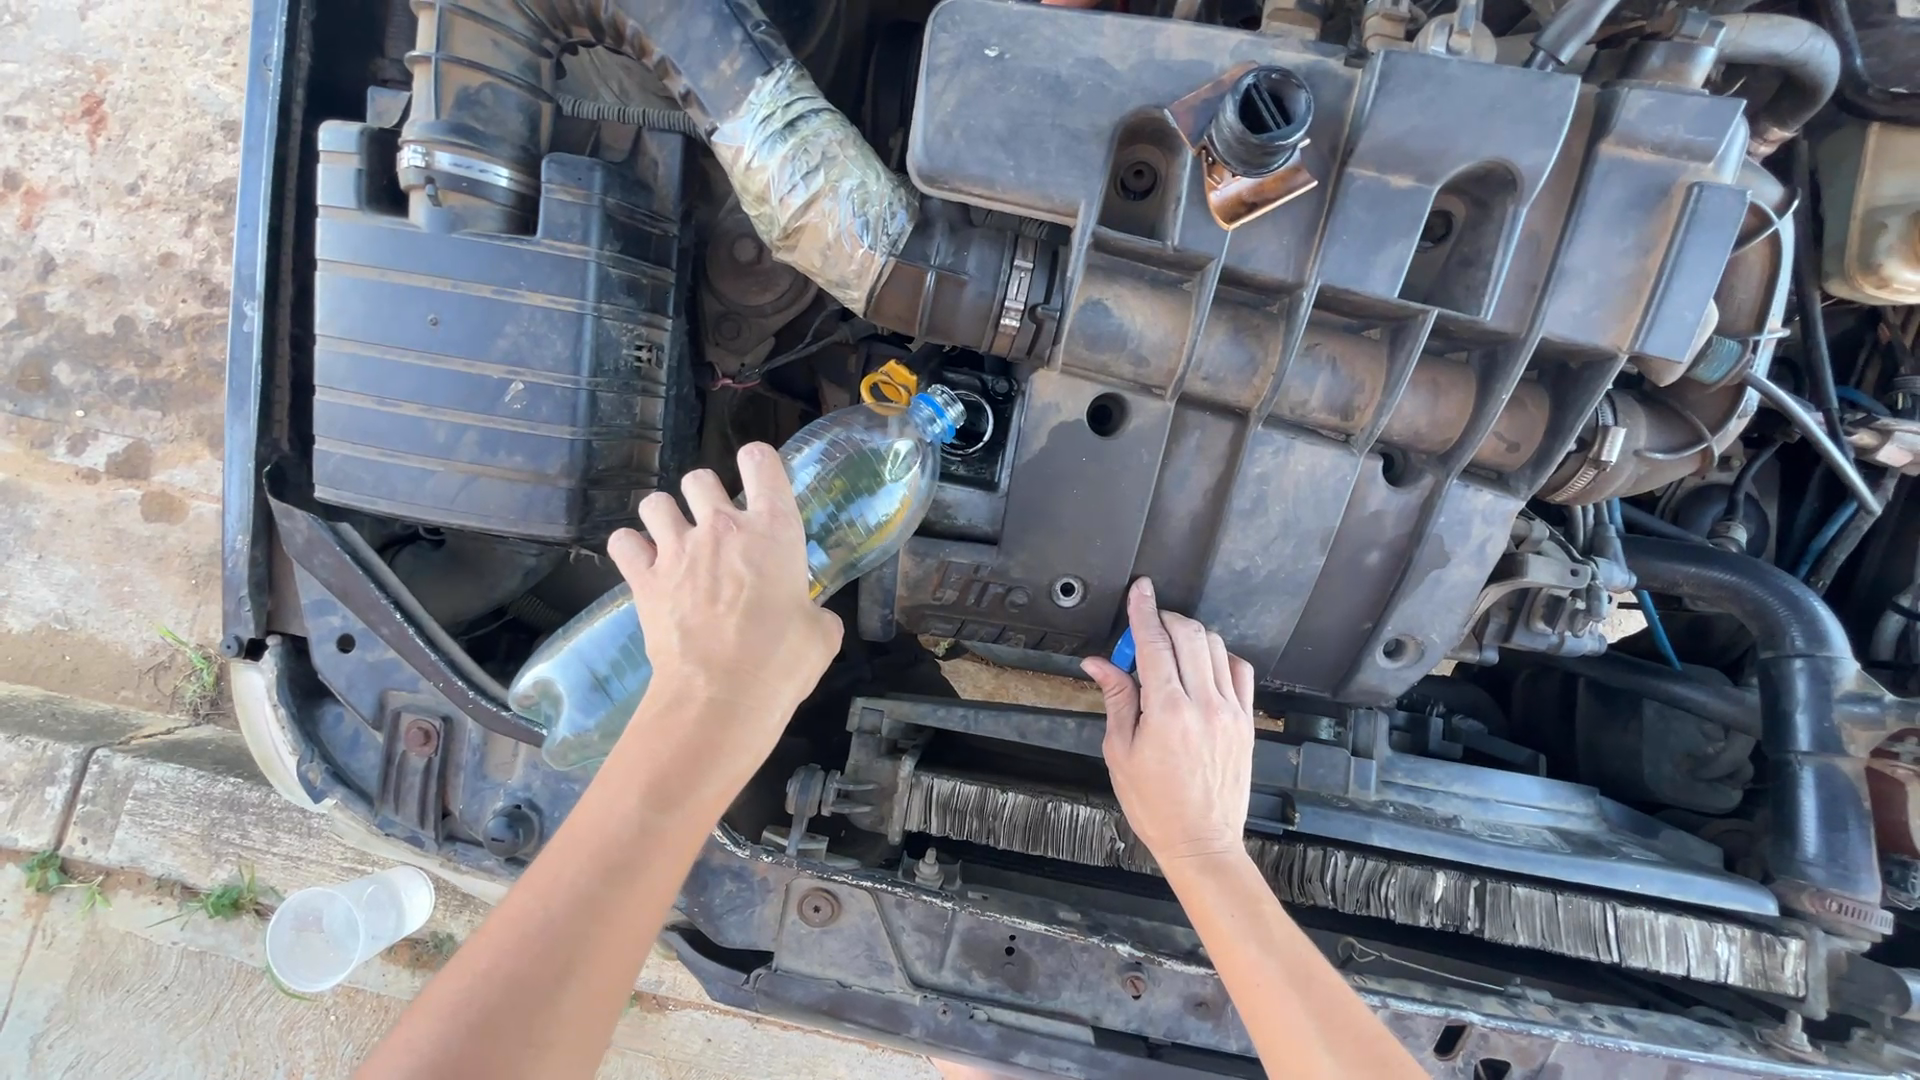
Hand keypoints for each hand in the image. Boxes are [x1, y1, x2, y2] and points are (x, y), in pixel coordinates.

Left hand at [607, 442, 843, 745]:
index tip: (760, 483)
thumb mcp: (822, 633)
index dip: (759, 464)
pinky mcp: (643, 578)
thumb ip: (815, 610)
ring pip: (655, 501)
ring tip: (675, 542)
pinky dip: (632, 550)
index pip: (762, 461)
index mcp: (774, 529)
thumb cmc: (783, 661)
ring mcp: (676, 549)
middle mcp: (722, 526)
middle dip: (707, 496)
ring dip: (666, 517)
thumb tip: (808, 616)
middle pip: (701, 477)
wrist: (721, 697)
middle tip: (717, 528)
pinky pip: (622, 541)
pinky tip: (645, 566)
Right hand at [1082, 578, 1256, 866]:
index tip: (1140, 589)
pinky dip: (1219, 656)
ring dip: (1190, 634)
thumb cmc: (1156, 804)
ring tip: (1169, 648)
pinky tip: (1202, 665)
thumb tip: (1099, 664)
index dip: (1143, 610)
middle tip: (1147, 624)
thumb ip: (1116, 698)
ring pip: (1215, 646)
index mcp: (1167, 712)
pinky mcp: (1246, 721)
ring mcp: (1230, 712)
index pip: (1154, 643)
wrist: (1201, 841)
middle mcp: (1203, 705)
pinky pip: (1239, 670)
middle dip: (1165, 617)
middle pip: (1189, 635)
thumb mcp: (1120, 751)